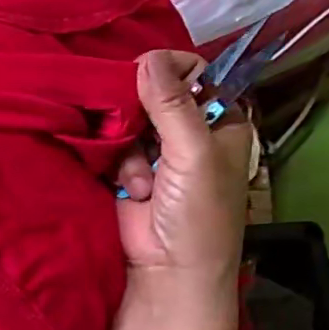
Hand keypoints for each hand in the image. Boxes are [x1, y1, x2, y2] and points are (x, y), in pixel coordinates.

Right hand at [115, 51, 251, 287]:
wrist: (167, 272)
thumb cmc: (198, 214)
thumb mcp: (193, 153)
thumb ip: (171, 105)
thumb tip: (148, 57)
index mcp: (218, 123)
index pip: (194, 76)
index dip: (171, 71)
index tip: (148, 75)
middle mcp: (186, 134)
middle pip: (153, 96)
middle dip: (140, 113)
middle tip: (136, 129)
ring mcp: (153, 154)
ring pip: (127, 121)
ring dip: (128, 149)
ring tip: (140, 183)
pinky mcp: (123, 172)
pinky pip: (110, 147)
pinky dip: (115, 163)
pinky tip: (127, 188)